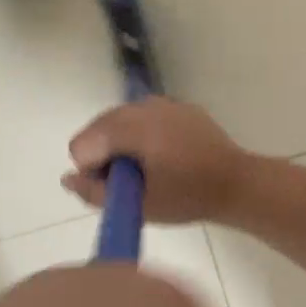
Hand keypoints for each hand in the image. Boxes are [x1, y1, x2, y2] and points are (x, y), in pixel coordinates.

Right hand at [63, 100, 255, 223]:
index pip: (83, 144)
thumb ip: (96, 193)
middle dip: (106, 156)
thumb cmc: (189, 197)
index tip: (118, 188)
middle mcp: (142, 105)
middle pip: (99, 128)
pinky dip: (144, 136)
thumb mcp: (140, 204)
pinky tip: (166, 158)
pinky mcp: (179, 106)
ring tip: (149, 172)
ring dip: (124, 145)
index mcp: (131, 127)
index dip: (93, 171)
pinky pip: (146, 118)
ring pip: (121, 121)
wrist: (238, 184)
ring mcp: (163, 102)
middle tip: (132, 183)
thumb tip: (67, 178)